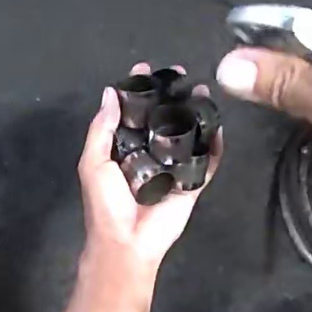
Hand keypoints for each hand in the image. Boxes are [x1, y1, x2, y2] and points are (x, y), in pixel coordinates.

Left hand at [77, 63, 220, 276]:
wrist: (126, 242)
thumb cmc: (105, 204)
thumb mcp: (93, 162)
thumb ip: (102, 128)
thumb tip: (111, 92)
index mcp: (124, 148)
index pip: (134, 112)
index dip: (139, 89)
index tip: (146, 68)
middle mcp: (150, 154)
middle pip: (164, 118)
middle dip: (172, 95)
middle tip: (181, 75)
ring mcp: (173, 169)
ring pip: (187, 135)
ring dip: (196, 113)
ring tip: (203, 92)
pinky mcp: (191, 185)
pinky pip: (206, 163)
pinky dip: (214, 146)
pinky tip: (218, 126)